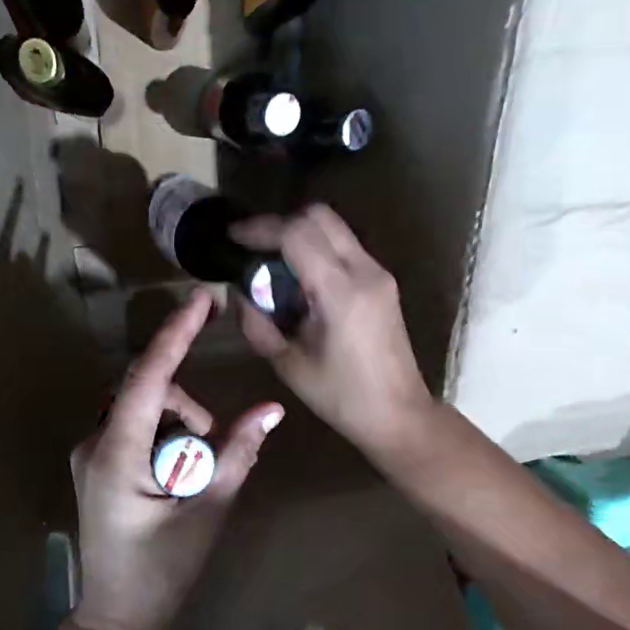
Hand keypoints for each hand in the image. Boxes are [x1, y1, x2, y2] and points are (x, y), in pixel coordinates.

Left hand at [70, 291, 283, 629]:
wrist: (117, 618)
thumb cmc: (162, 571)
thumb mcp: (208, 510)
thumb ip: (238, 454)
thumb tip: (272, 410)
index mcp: (116, 454)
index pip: (147, 378)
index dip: (175, 335)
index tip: (202, 300)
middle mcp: (94, 444)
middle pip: (146, 393)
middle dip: (187, 408)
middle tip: (214, 450)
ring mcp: (90, 456)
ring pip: (142, 412)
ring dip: (179, 428)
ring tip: (196, 476)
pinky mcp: (96, 467)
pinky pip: (134, 431)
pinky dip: (164, 441)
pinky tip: (178, 477)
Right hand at [233, 205, 433, 451]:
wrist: (397, 413)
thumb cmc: (340, 396)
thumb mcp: (287, 363)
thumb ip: (256, 322)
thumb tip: (236, 291)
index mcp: (339, 291)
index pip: (296, 234)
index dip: (259, 229)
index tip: (232, 237)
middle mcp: (364, 270)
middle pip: (318, 216)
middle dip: (280, 223)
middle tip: (253, 248)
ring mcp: (378, 273)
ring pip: (333, 227)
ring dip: (299, 235)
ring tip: (271, 266)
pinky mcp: (382, 282)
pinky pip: (343, 247)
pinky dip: (316, 250)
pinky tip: (297, 281)